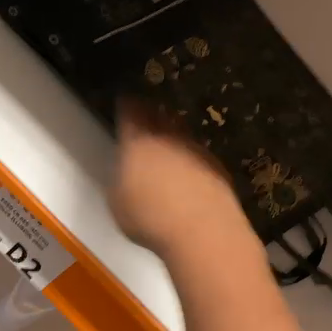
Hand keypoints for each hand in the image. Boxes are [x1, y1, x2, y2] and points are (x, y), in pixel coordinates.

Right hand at [109, 99, 258, 265]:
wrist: (203, 231)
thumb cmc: (148, 218)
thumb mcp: (117, 200)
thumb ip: (121, 176)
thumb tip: (128, 167)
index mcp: (138, 143)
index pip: (130, 113)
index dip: (125, 105)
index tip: (123, 99)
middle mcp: (168, 138)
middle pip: (158, 117)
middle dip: (149, 114)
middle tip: (142, 115)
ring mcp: (195, 149)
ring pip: (179, 133)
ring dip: (170, 134)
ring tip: (162, 145)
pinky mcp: (215, 165)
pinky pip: (195, 153)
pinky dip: (186, 157)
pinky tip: (182, 174)